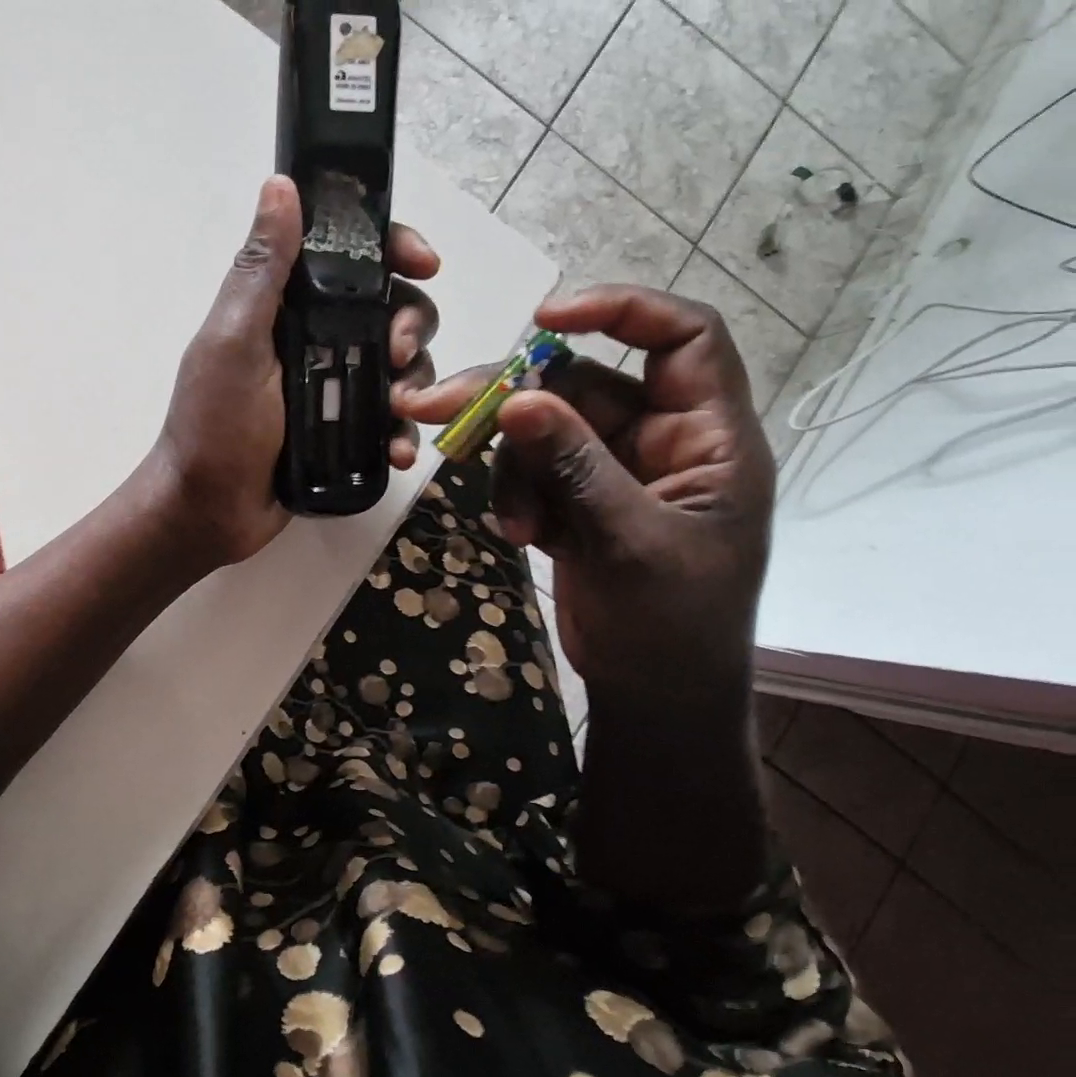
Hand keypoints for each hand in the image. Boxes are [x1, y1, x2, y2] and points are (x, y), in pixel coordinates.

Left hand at [148, 175, 442, 566]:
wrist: (210, 511)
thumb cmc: (215, 425)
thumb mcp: (234, 342)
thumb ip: (260, 270)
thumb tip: (280, 186)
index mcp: (284, 307)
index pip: (350, 256)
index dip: (393, 249)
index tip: (423, 263)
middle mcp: (313, 339)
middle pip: (391, 309)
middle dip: (413, 324)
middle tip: (400, 355)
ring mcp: (332, 386)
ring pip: (402, 365)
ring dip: (417, 381)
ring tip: (402, 409)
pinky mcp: (345, 430)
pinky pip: (393, 419)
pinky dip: (404, 430)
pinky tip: (400, 451)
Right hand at [400, 285, 774, 698]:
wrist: (655, 696)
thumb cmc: (672, 625)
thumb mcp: (628, 541)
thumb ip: (576, 467)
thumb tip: (518, 398)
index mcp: (709, 436)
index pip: (682, 339)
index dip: (621, 311)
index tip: (545, 318)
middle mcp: (661, 442)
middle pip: (581, 387)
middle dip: (514, 400)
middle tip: (436, 408)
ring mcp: (613, 474)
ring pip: (543, 433)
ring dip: (512, 470)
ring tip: (513, 524)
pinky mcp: (576, 504)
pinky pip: (530, 474)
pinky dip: (513, 497)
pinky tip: (520, 536)